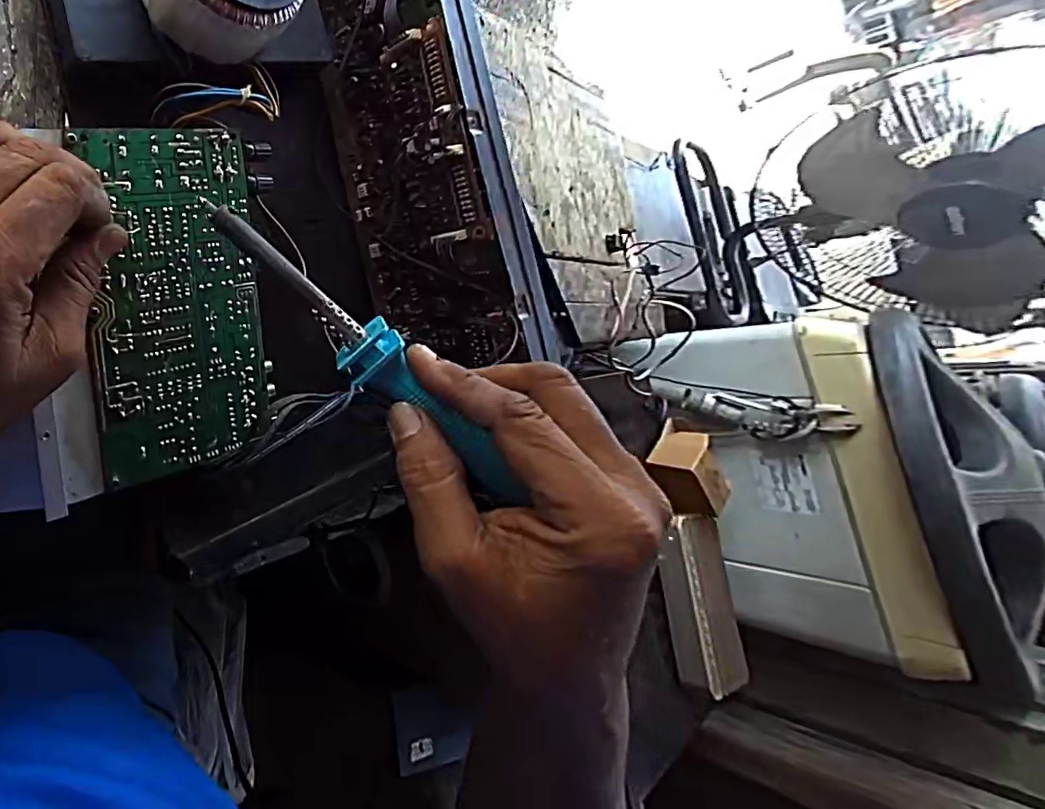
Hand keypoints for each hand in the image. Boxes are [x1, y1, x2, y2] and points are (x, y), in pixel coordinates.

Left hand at [0, 108, 126, 528]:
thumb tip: (110, 235)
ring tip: (41, 195)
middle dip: (71, 176)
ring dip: (22, 151)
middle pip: (26, 151)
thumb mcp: (51, 355)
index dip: (95, 199)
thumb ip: (82, 283)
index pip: (59, 184)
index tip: (100, 234)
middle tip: (80, 221)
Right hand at [388, 348, 669, 694]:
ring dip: (501, 396)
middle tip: (432, 386)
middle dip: (485, 379)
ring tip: (452, 416)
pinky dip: (518, 419)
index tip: (418, 364)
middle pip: (554, 390)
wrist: (567, 679)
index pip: (523, 419)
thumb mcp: (453, 559)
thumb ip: (428, 479)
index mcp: (600, 516)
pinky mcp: (623, 483)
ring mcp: (635, 484)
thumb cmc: (518, 633)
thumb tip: (409, 415)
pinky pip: (568, 423)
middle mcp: (632, 491)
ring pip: (562, 400)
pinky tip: (484, 440)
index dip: (462, 384)